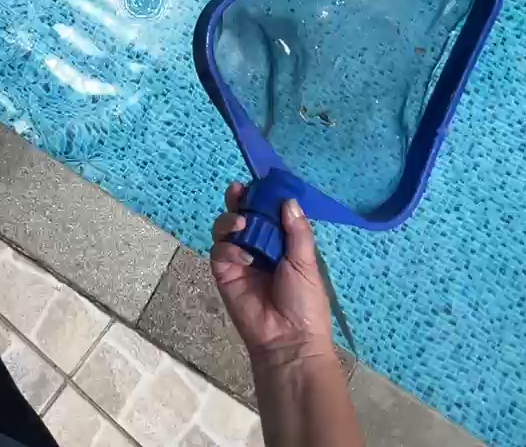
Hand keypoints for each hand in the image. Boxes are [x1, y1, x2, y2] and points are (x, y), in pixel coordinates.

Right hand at [210, 183, 335, 363]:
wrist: (289, 340)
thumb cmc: (305, 303)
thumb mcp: (307, 264)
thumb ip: (296, 232)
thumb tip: (288, 199)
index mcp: (280, 243)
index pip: (266, 213)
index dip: (260, 198)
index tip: (258, 185)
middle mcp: (257, 246)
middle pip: (241, 214)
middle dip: (238, 201)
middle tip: (238, 192)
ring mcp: (238, 258)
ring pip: (225, 227)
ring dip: (230, 220)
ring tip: (241, 224)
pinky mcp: (224, 271)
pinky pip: (219, 250)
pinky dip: (229, 248)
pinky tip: (244, 257)